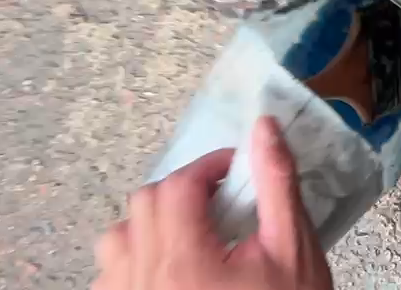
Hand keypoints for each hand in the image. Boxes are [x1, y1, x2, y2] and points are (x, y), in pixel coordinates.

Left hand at [93, 117, 332, 289]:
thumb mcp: (292, 245)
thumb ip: (276, 180)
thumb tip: (263, 126)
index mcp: (183, 262)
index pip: (177, 186)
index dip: (210, 165)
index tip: (240, 170)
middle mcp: (141, 286)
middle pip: (142, 206)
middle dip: (182, 190)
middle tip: (222, 200)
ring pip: (115, 243)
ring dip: (150, 225)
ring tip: (192, 233)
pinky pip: (108, 281)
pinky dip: (133, 263)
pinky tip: (171, 274)